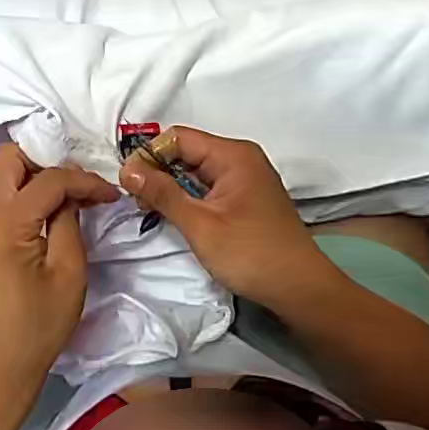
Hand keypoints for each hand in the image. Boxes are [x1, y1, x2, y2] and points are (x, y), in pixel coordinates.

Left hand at [0, 144, 118, 391]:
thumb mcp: (68, 271)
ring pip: (2, 171)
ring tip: (71, 191)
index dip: (82, 180)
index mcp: (4, 222)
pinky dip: (24, 188)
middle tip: (80, 180)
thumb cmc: (39, 324)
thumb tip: (73, 192)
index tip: (108, 193)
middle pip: (10, 157)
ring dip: (35, 171)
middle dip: (48, 158)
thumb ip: (69, 220)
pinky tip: (50, 205)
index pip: (47, 178)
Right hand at [117, 126, 333, 305]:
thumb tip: (126, 170)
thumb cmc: (251, 254)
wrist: (302, 292)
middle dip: (158, 172)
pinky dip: (188, 197)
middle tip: (138, 201)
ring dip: (171, 187)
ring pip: (194, 170)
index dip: (149, 156)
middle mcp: (240, 158)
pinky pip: (207, 186)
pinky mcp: (244, 197)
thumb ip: (161, 193)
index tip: (129, 183)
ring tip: (152, 211)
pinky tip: (176, 215)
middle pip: (185, 151)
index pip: (177, 138)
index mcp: (233, 155)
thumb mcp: (199, 224)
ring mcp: (244, 178)